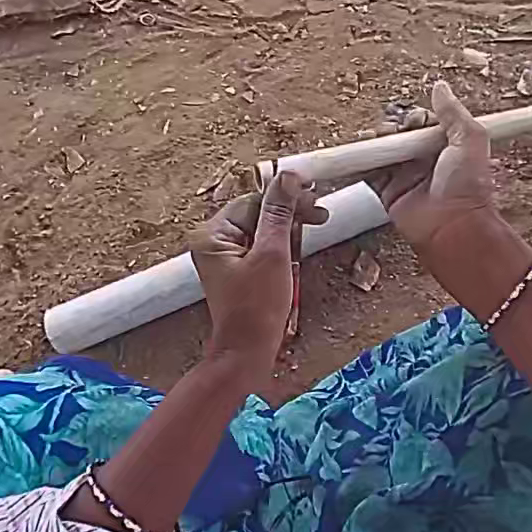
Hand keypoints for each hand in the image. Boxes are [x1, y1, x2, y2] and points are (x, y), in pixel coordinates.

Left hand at [187, 171, 328, 363]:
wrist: (248, 353)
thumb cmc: (257, 309)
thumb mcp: (273, 254)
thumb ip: (280, 213)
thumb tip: (287, 177)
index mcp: (212, 234)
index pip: (254, 201)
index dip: (286, 196)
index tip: (313, 190)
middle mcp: (214, 242)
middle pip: (258, 213)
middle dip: (289, 212)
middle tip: (319, 213)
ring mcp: (225, 257)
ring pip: (264, 229)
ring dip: (289, 228)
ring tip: (314, 227)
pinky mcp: (238, 270)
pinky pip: (262, 247)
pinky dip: (282, 246)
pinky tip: (297, 249)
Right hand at [368, 81, 498, 257]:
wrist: (454, 225)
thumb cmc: (467, 185)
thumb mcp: (469, 139)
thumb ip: (453, 113)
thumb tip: (439, 87)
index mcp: (444, 147)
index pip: (421, 124)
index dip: (413, 119)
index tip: (413, 120)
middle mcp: (423, 160)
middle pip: (398, 136)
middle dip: (389, 129)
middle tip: (388, 132)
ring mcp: (404, 177)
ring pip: (381, 152)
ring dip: (372, 143)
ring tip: (367, 139)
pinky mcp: (388, 193)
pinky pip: (369, 175)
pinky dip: (359, 165)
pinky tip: (354, 155)